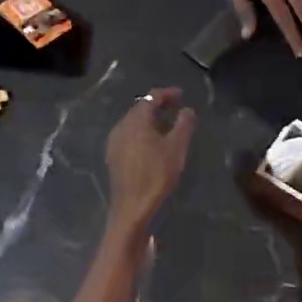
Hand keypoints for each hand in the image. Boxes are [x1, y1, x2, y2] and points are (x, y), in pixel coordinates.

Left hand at [105, 88, 196, 231]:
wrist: (133, 207)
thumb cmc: (157, 175)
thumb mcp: (177, 148)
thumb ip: (184, 124)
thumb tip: (187, 110)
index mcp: (136, 120)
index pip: (152, 97)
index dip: (168, 94)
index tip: (182, 95)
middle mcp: (121, 127)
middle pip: (140, 108)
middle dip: (158, 105)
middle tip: (176, 108)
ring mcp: (114, 142)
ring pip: (133, 123)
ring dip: (150, 120)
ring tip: (167, 125)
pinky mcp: (113, 157)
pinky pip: (129, 136)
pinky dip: (142, 133)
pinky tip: (153, 144)